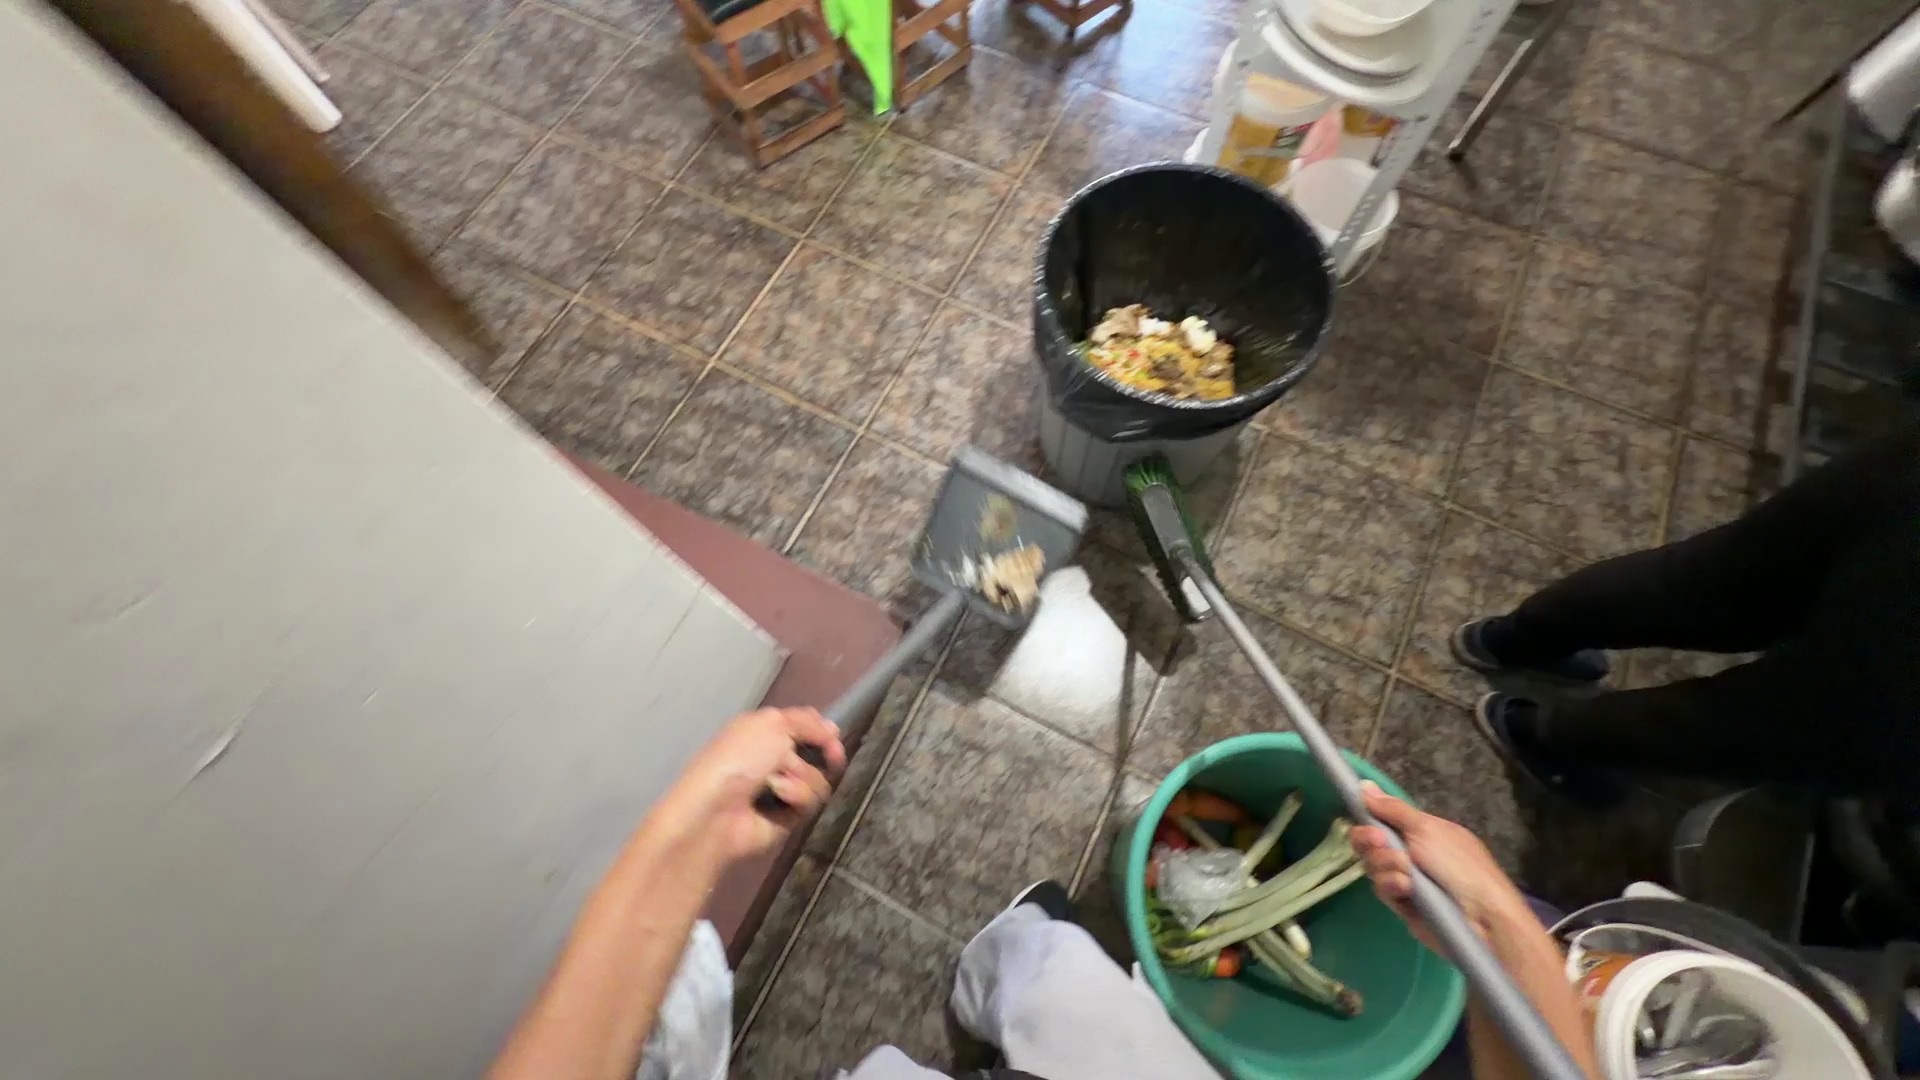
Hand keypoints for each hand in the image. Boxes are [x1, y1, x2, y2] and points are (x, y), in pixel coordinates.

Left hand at [651, 707, 845, 864]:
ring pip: (819, 779)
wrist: (714, 811)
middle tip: (814, 759)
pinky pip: (811, 803)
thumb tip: (833, 728)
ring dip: (802, 778)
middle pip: (818, 754)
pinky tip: (778, 798)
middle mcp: (775, 759)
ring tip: (776, 785)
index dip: (823, 732)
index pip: (806, 727)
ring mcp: (783, 789)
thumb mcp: (772, 723)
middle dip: (817, 756)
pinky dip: (797, 797)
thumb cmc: (739, 758)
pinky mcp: (788, 817)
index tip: (833, 738)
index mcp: (765, 732)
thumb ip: (807, 722)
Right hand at [1349, 781, 1528, 951]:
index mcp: (1420, 833)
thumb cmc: (1460, 866)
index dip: (1368, 818)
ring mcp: (1405, 879)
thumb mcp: (1427, 829)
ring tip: (1405, 871)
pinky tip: (1406, 887)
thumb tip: (1364, 784)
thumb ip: (1392, 809)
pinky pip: (1382, 888)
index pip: (1382, 820)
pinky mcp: (1402, 904)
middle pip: (1370, 842)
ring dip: (1384, 863)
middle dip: (1369, 840)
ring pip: (1372, 864)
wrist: (1484, 918)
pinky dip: (1391, 884)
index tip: (1364, 817)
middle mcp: (1410, 854)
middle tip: (1379, 841)